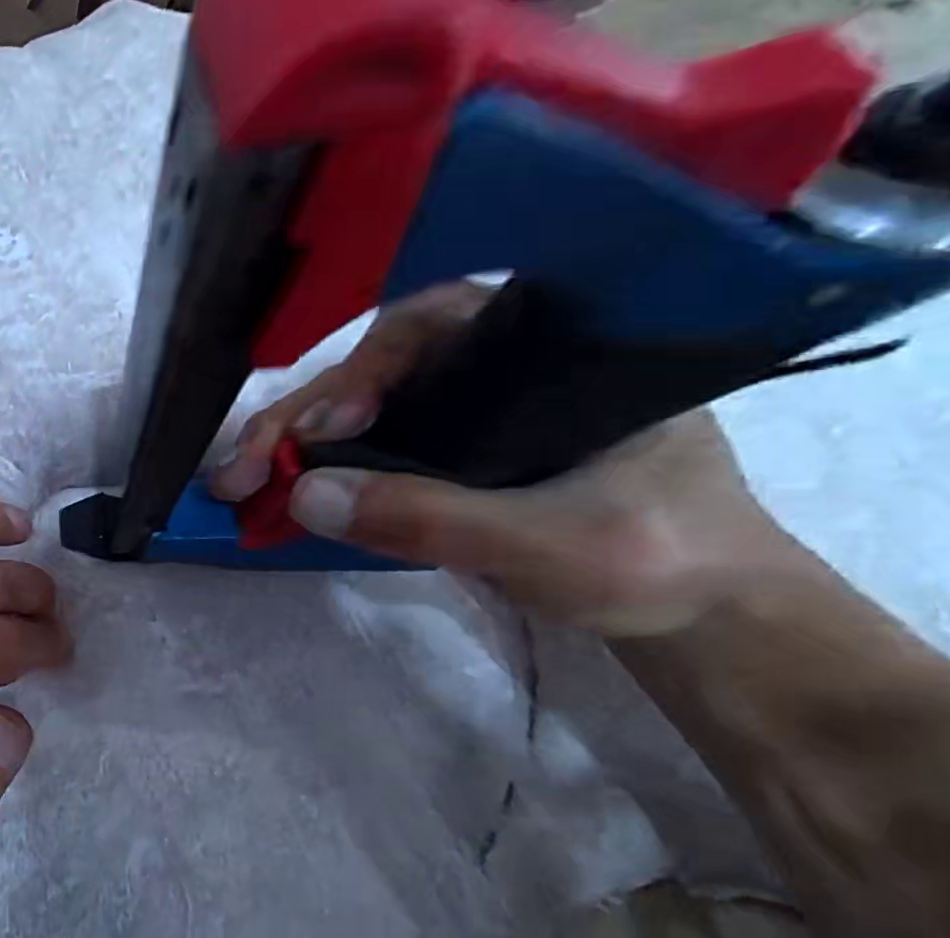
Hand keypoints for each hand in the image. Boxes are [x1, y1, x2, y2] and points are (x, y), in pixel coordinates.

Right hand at [213, 284, 798, 635]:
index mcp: (544, 349)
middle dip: (306, 415)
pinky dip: (331, 473)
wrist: (709, 623)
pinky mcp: (454, 457)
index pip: (433, 325)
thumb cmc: (663, 563)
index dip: (364, 367)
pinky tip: (291, 494)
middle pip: (379, 370)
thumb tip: (301, 495)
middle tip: (240, 467)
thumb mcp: (551, 544)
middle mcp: (497, 367)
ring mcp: (470, 414)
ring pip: (369, 410)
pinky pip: (378, 449)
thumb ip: (432, 518)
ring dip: (302, 444)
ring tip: (243, 481)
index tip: (324, 426)